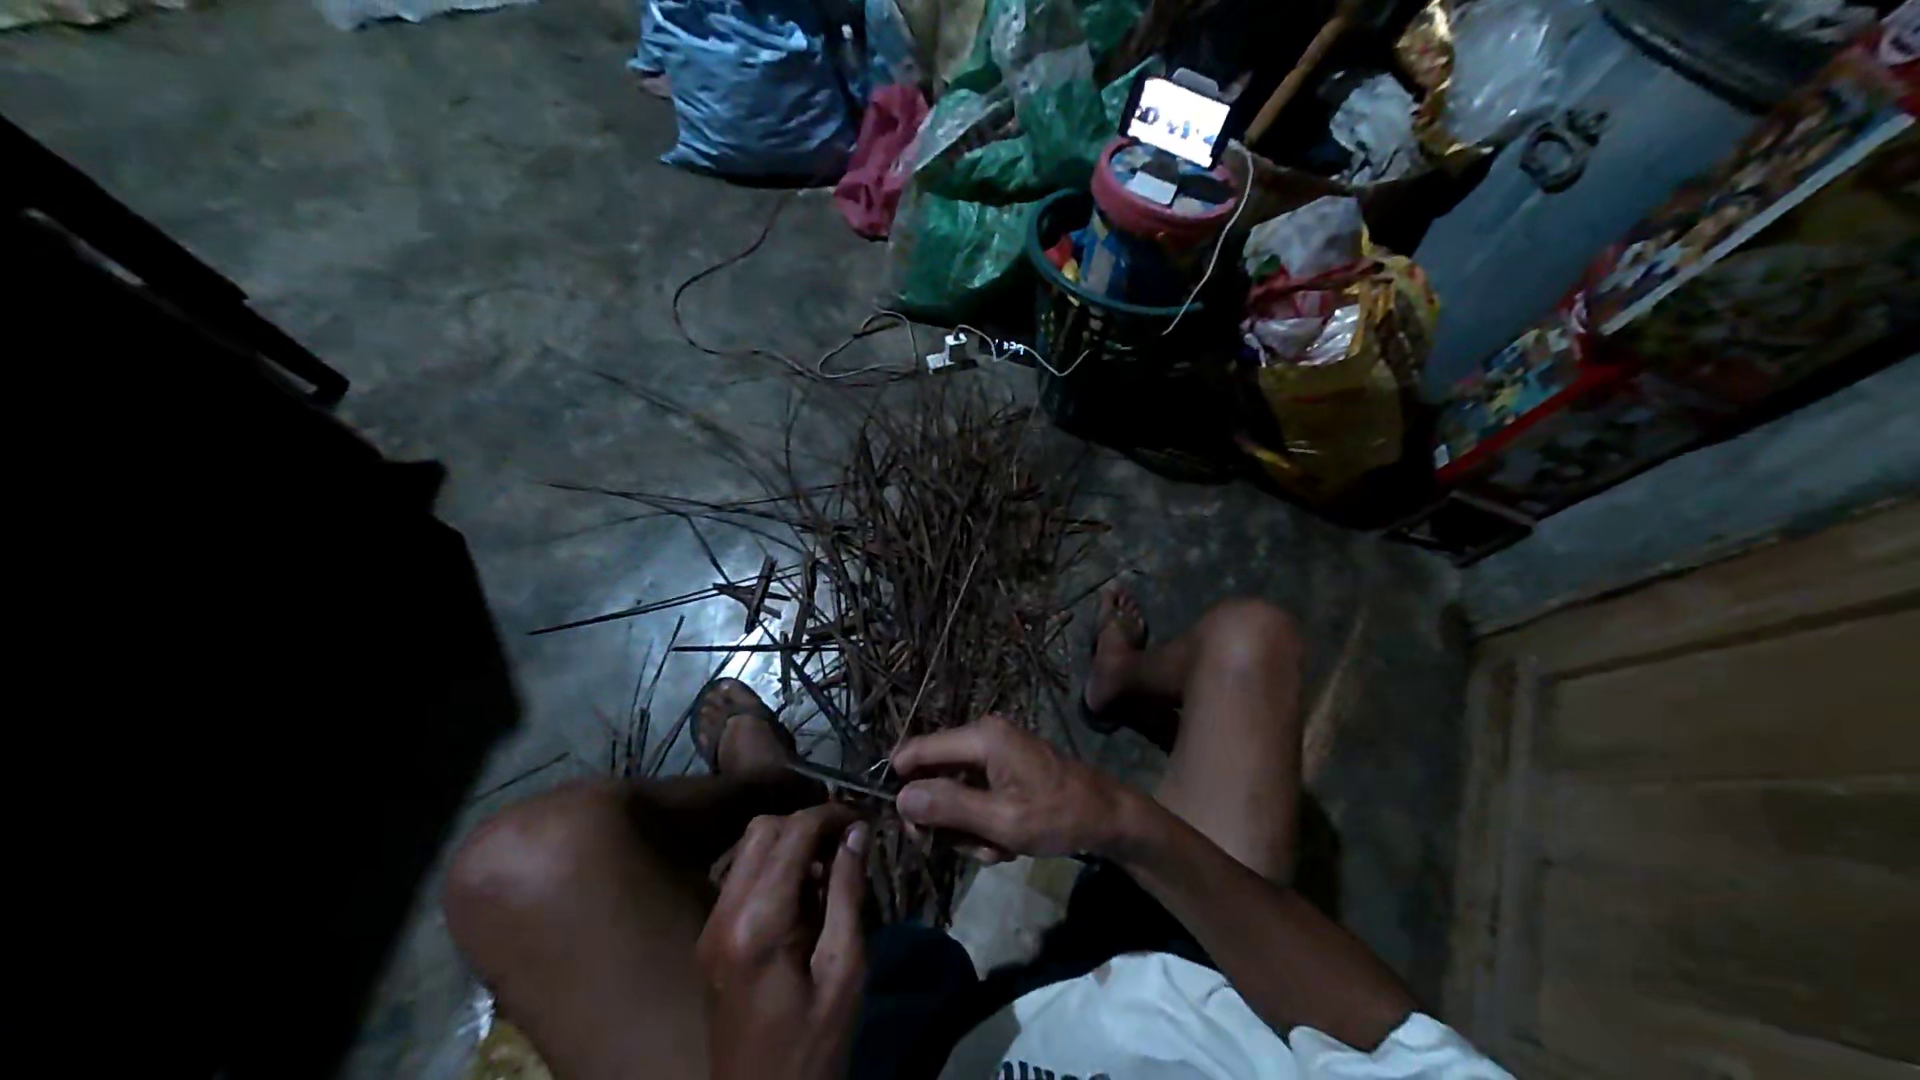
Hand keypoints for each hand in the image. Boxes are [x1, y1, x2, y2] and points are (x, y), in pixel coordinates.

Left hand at [697, 804, 868, 1079]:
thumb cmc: (813, 1047)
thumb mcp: (844, 970)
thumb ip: (848, 894)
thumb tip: (857, 831)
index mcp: (758, 923)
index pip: (792, 834)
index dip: (830, 815)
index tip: (863, 820)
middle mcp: (723, 913)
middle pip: (762, 829)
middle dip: (807, 824)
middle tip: (846, 842)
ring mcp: (711, 925)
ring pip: (749, 848)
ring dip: (790, 842)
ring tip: (830, 867)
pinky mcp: (711, 936)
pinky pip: (742, 876)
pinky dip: (775, 866)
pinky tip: (805, 893)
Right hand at [892, 714, 1128, 857]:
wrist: (1107, 818)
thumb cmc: (1057, 816)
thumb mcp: (1000, 820)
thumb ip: (948, 807)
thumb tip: (900, 797)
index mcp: (982, 737)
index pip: (919, 750)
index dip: (901, 782)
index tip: (902, 822)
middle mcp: (984, 736)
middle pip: (935, 774)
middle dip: (942, 816)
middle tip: (951, 848)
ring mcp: (995, 752)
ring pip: (954, 792)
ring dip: (966, 827)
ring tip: (994, 849)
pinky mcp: (1004, 769)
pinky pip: (974, 795)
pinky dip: (982, 822)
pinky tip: (1004, 844)